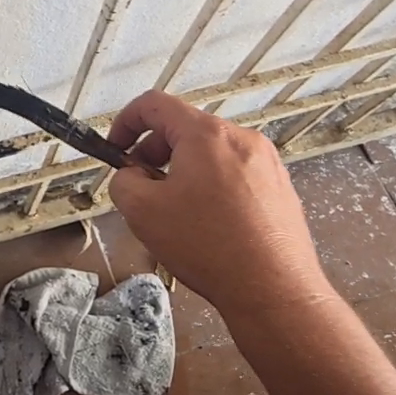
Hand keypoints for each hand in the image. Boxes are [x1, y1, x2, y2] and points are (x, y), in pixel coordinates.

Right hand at [107, 90, 331, 316]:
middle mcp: (241, 139)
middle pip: (185, 128)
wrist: (274, 291)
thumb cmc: (210, 247)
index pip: (155, 104)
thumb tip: (130, 176)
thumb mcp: (141, 212)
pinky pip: (234, 174)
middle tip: (140, 184)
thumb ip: (123, 181)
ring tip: (174, 211)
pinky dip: (211, 187)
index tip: (115, 146)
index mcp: (206, 134)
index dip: (125, 122)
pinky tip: (206, 224)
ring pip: (210, 153)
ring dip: (182, 171)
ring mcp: (266, 162)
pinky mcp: (280, 188)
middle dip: (153, 152)